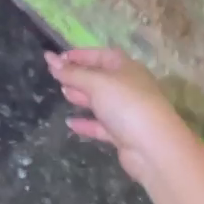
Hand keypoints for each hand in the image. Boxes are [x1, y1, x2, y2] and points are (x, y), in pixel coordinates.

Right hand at [45, 48, 189, 184]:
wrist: (154, 148)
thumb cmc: (126, 104)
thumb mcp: (96, 83)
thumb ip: (72, 73)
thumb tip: (50, 58)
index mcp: (125, 67)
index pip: (99, 54)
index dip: (78, 55)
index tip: (56, 59)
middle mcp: (127, 86)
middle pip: (99, 77)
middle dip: (78, 76)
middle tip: (56, 77)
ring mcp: (126, 111)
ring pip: (100, 101)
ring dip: (82, 97)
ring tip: (62, 94)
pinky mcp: (123, 133)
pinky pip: (101, 124)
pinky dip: (86, 122)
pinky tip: (70, 123)